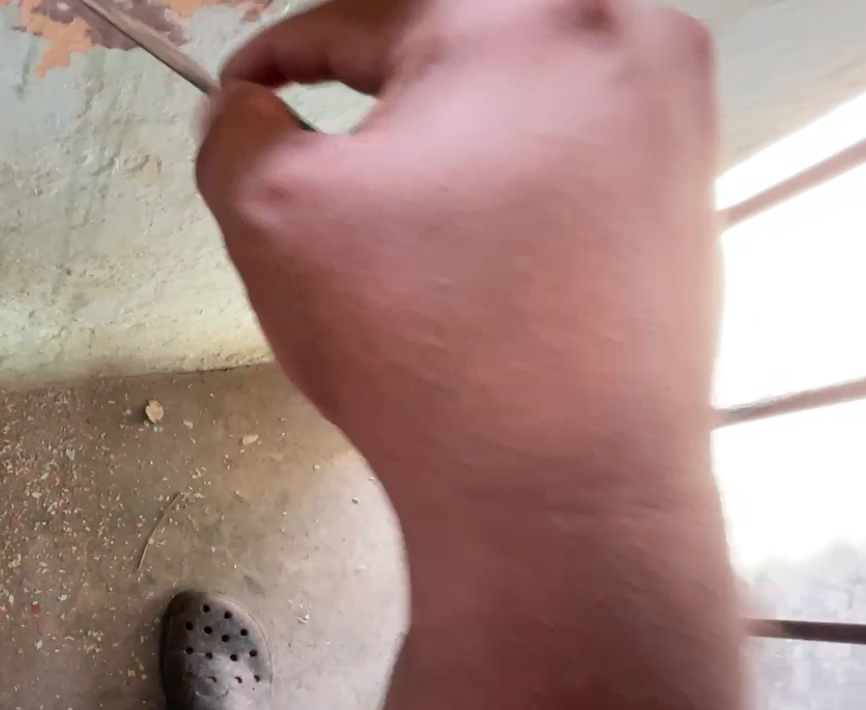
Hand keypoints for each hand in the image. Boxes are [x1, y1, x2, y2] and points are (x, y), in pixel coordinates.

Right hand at [197, 0, 721, 520]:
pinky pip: (550, 164)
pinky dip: (477, 193)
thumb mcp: (270, 216)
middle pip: (445, 51)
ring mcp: (666, 124)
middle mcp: (622, 40)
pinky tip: (444, 264)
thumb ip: (232, 138)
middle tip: (301, 168)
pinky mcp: (675, 203)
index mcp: (518, 18)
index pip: (362, 10)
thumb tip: (230, 110)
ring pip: (499, 110)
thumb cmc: (397, 322)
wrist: (541, 468)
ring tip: (369, 229)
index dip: (276, 49)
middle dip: (356, 101)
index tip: (233, 92)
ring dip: (418, 150)